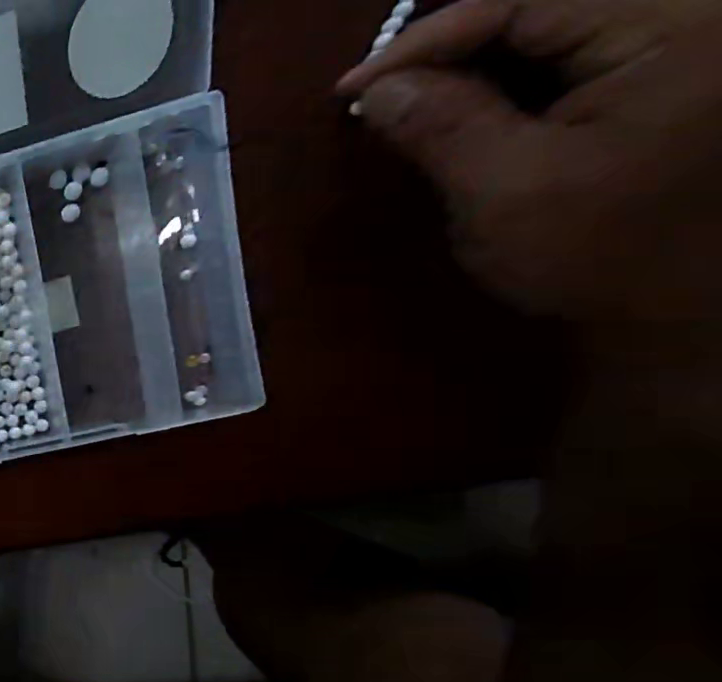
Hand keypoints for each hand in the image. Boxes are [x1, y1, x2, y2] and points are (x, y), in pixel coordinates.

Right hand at [338, 0, 721, 333]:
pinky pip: (567, 49)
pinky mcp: (662, 66)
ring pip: (549, 23)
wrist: (684, 297)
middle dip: (446, 43)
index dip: (427, 38)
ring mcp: (680, 37)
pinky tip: (453, 103)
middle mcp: (689, 12)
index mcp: (676, 23)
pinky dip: (500, 71)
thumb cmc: (596, 250)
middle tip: (372, 91)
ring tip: (401, 97)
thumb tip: (376, 89)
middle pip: (541, 2)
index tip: (348, 90)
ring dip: (467, 55)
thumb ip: (443, 127)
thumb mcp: (503, 190)